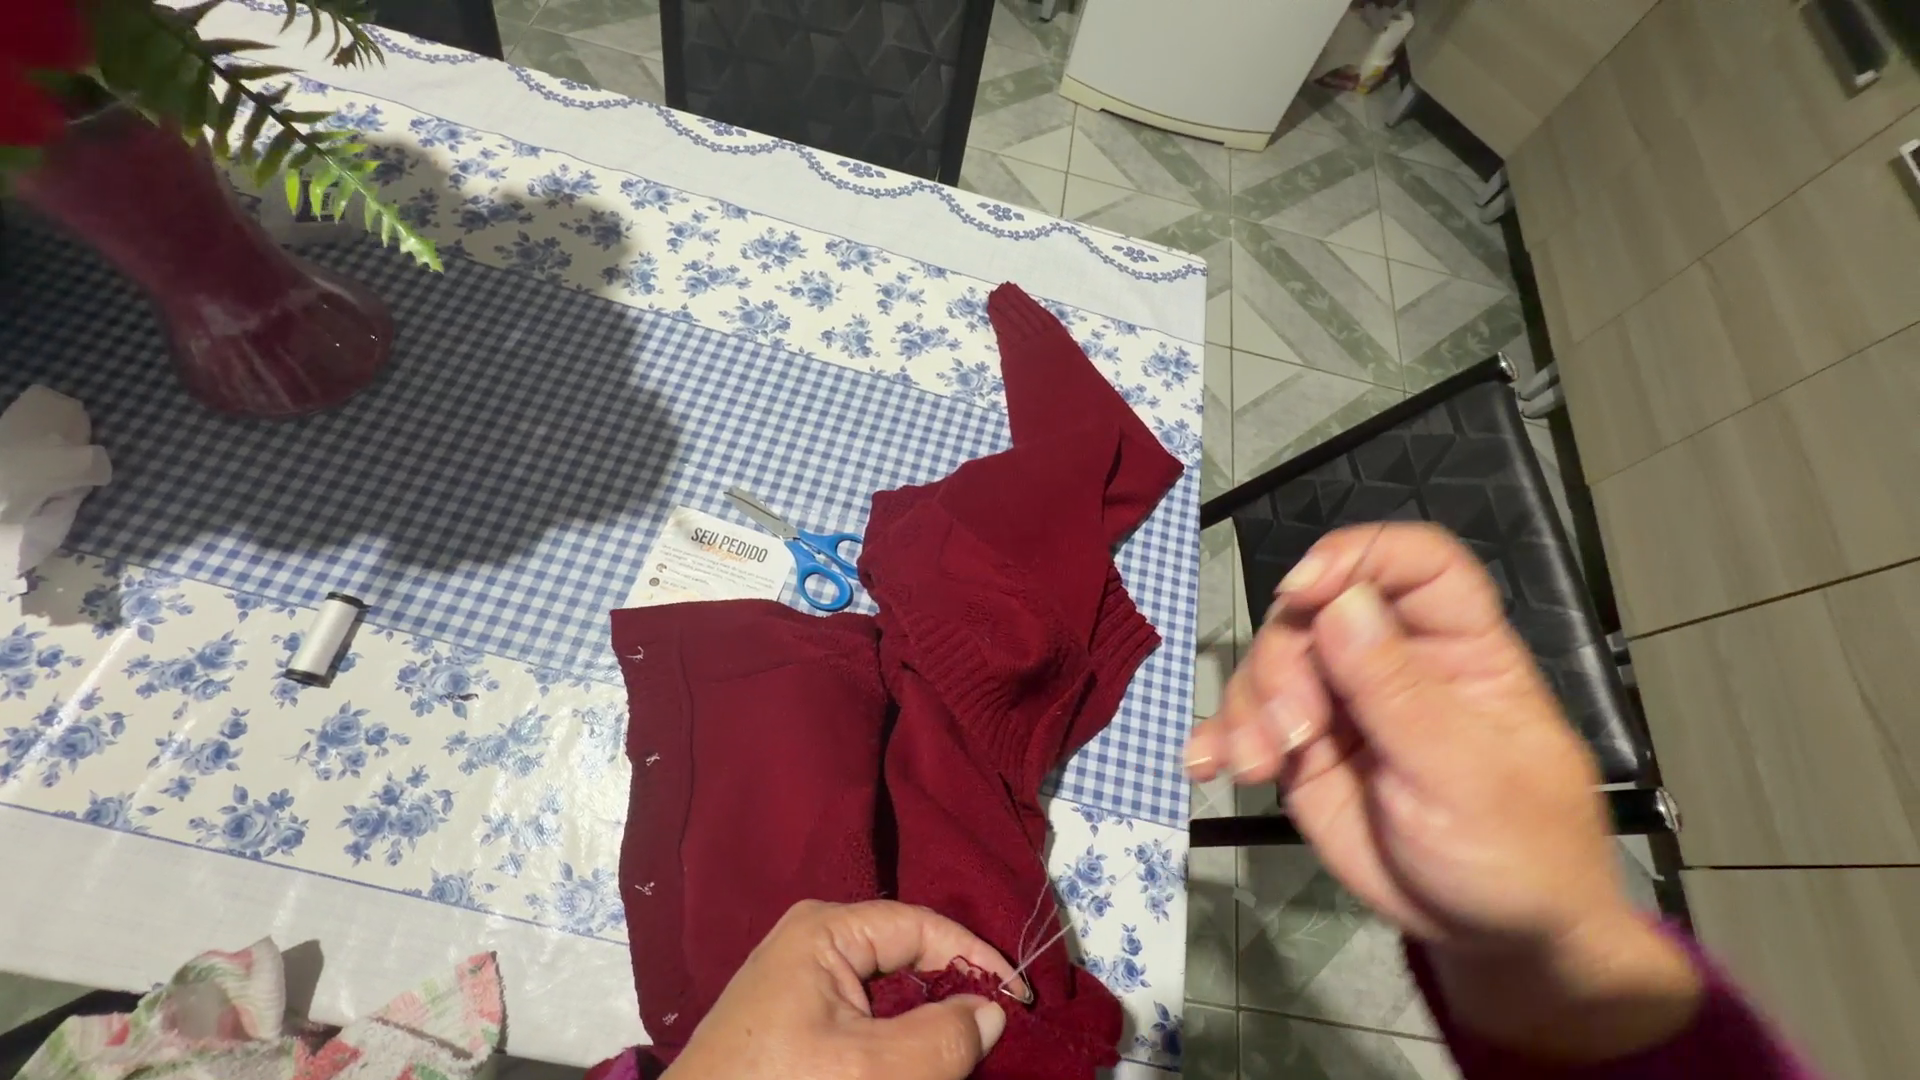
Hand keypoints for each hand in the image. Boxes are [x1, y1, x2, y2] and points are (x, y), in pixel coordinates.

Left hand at [663, 899, 1016, 1079]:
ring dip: (927, 1019)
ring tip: (965, 1050)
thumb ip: (941, 1040)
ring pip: (887, 987)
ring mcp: (802, 975)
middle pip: (905, 954)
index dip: (976, 958)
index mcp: (827, 928)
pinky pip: (863, 1013)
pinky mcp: (796, 1015)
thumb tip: (992, 1012)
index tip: (1022, 1000)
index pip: (922, 927)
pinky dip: (897, 1036)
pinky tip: (916, 1061)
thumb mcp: (868, 1070)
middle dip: (953, 990)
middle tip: (999, 1030)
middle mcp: (815, 937)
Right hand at [1186, 524, 1699, 1060]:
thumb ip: (1398, 691)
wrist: (1485, 934)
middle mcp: (1389, 660)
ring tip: (1255, 766)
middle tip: (1288, 731)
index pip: (1417, 566)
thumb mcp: (1464, 775)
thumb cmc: (1513, 851)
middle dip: (1284, 664)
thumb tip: (1340, 603)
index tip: (1302, 590)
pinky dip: (1218, 736)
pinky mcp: (1298, 745)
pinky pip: (1245, 721)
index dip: (1358, 556)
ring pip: (1269, 662)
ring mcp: (1338, 701)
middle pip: (1315, 614)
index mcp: (1456, 650)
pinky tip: (1204, 763)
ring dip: (1248, 708)